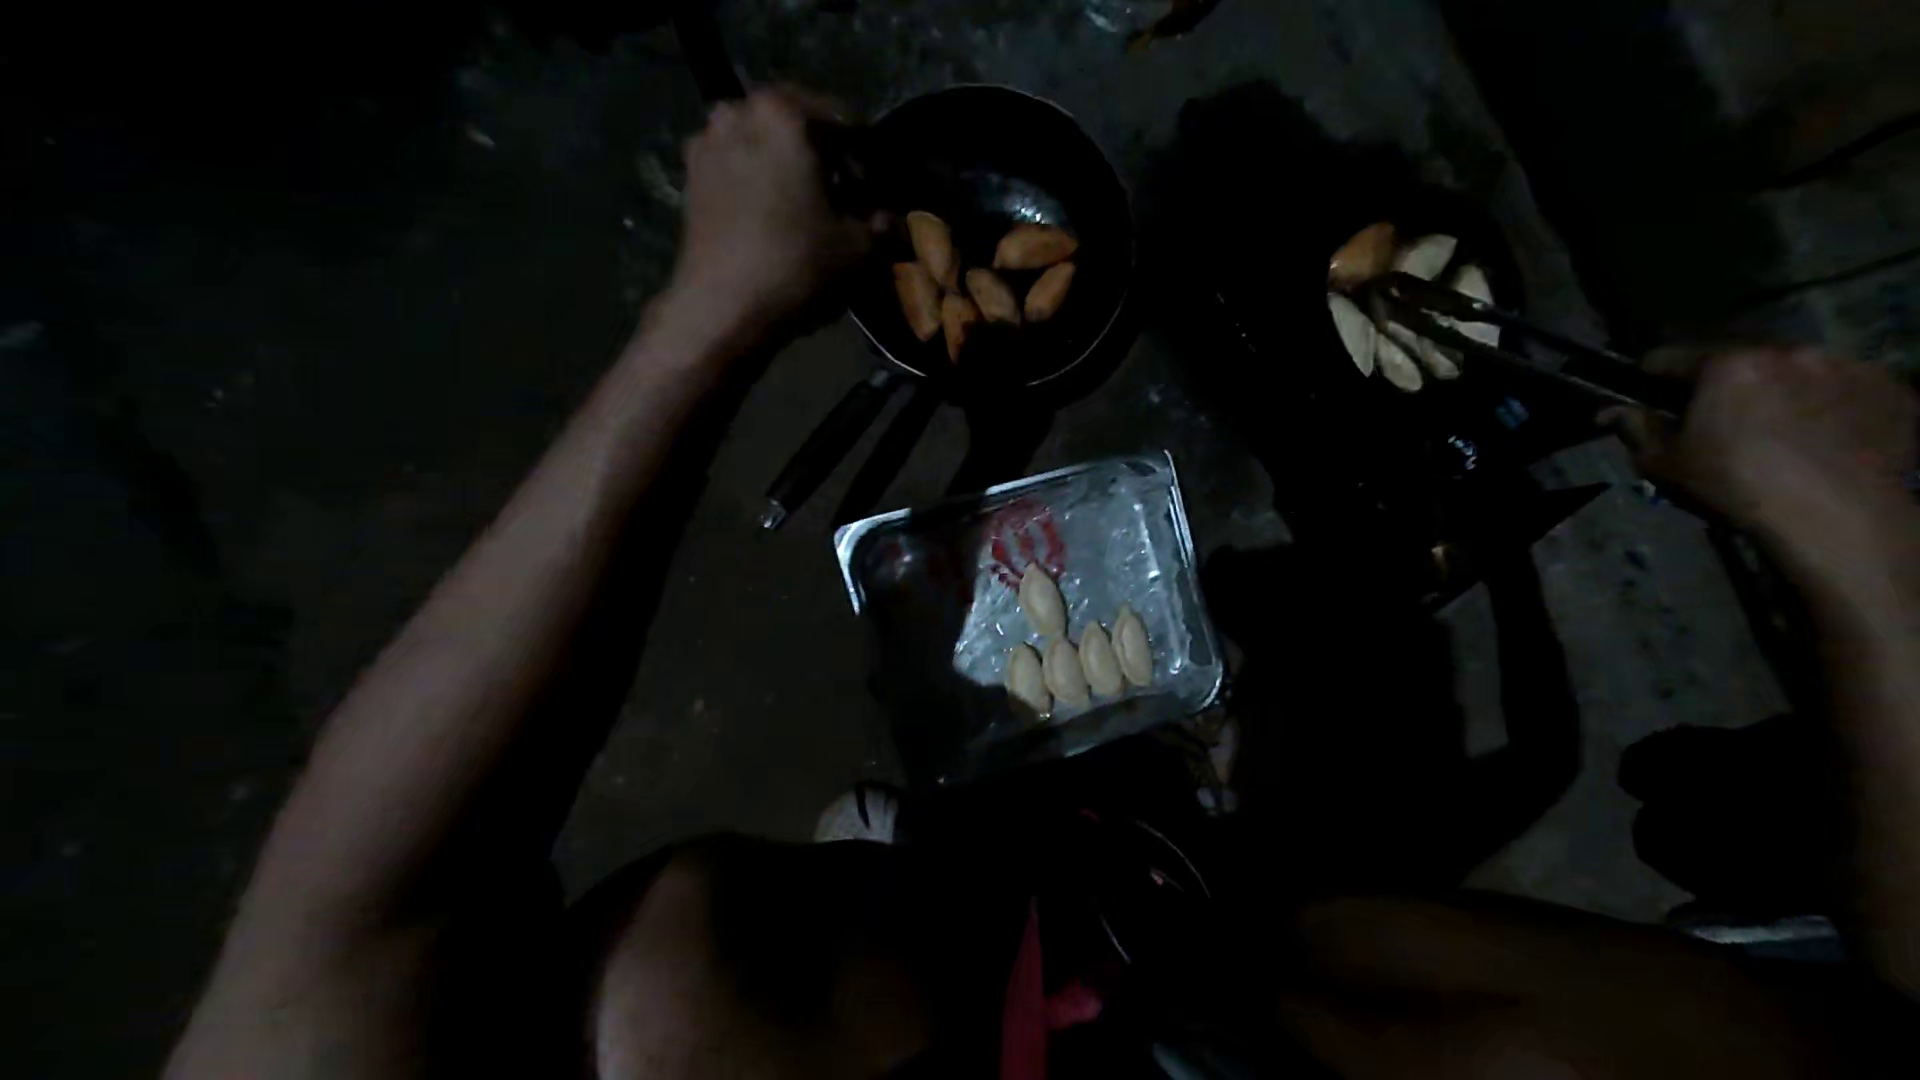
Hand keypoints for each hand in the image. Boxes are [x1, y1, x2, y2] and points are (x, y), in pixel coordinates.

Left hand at [668, 88, 874, 331]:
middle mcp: (738, 112)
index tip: (875, 192)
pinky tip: (776, 226)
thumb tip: (893, 222)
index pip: (844, 120)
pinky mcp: (690, 181)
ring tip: (808, 216)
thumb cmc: (798, 267)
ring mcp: (706, 145)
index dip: (867, 158)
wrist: (723, 310)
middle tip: (844, 203)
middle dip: (824, 161)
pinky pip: (739, 173)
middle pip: (798, 130)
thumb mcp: (859, 250)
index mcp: (785, 113)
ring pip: (765, 150)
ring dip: (789, 174)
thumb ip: (882, 227)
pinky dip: (761, 190)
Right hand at [1612, 346, 1915, 568]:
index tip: (1640, 393)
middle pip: (1738, 359)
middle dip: (1718, 381)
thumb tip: (1610, 412)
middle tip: (1709, 415)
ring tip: (1768, 425)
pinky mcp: (1894, 389)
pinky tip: (1816, 433)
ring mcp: (1851, 367)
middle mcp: (1791, 353)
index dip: (1647, 376)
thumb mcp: (1661, 462)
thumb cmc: (1732, 484)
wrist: (1838, 515)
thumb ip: (1634, 428)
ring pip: (1793, 369)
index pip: (1670, 356)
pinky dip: (1822, 402)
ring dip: (1773, 388)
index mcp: (1728, 365)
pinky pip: (1843, 386)